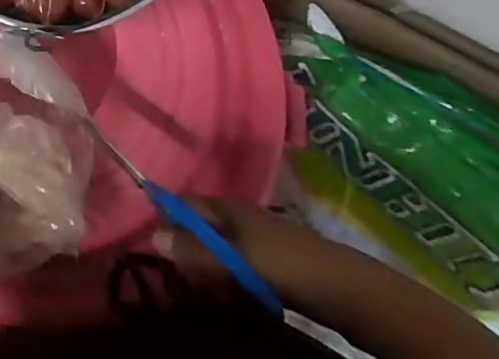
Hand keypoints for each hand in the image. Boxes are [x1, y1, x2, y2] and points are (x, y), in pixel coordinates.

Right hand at [150, 197, 323, 294]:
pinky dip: (228, 278)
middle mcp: (239, 216)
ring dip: (208, 268)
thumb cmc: (285, 266)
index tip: (150, 241)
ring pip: (219, 248)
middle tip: (178, 276)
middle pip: (200, 227)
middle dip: (187, 249)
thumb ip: (196, 251)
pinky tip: (230, 296)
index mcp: (227, 206)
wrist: (347, 291)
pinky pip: (237, 265)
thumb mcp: (236, 261)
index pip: (185, 202)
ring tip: (203, 291)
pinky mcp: (272, 261)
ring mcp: (257, 238)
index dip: (166, 217)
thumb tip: (152, 237)